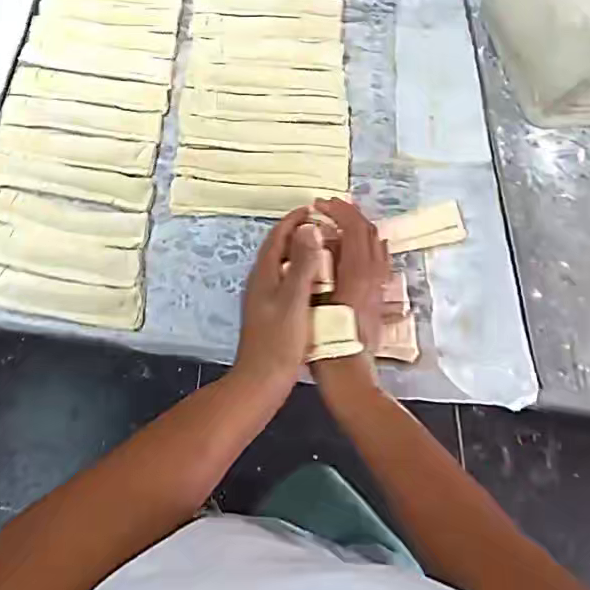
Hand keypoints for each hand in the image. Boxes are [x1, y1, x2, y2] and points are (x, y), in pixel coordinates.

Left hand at [233, 207, 322, 388]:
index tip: (315, 208)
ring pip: (284, 264)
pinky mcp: (272, 311)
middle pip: (279, 247)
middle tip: (326, 224)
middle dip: (300, 231)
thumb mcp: (294, 300)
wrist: (261, 382)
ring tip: (327, 247)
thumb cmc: (279, 341)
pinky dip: (304, 271)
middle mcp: (261, 280)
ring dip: (302, 251)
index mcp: (265, 273)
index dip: (295, 219)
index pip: (278, 235)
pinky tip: (321, 282)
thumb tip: (309, 228)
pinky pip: (288, 280)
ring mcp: (265, 297)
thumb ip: (301, 264)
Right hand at [311, 198, 389, 370]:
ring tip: (337, 223)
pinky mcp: (378, 296)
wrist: (347, 373)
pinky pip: (378, 260)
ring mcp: (379, 285)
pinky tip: (359, 249)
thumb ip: (314, 263)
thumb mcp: (312, 298)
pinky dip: (367, 245)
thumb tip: (312, 234)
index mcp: (358, 270)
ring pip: (374, 244)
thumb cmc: (324, 337)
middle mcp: (373, 273)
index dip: (337, 210)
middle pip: (367, 231)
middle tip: (326, 207)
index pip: (353, 227)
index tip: (318, 204)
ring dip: (357, 228)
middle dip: (347, 214)